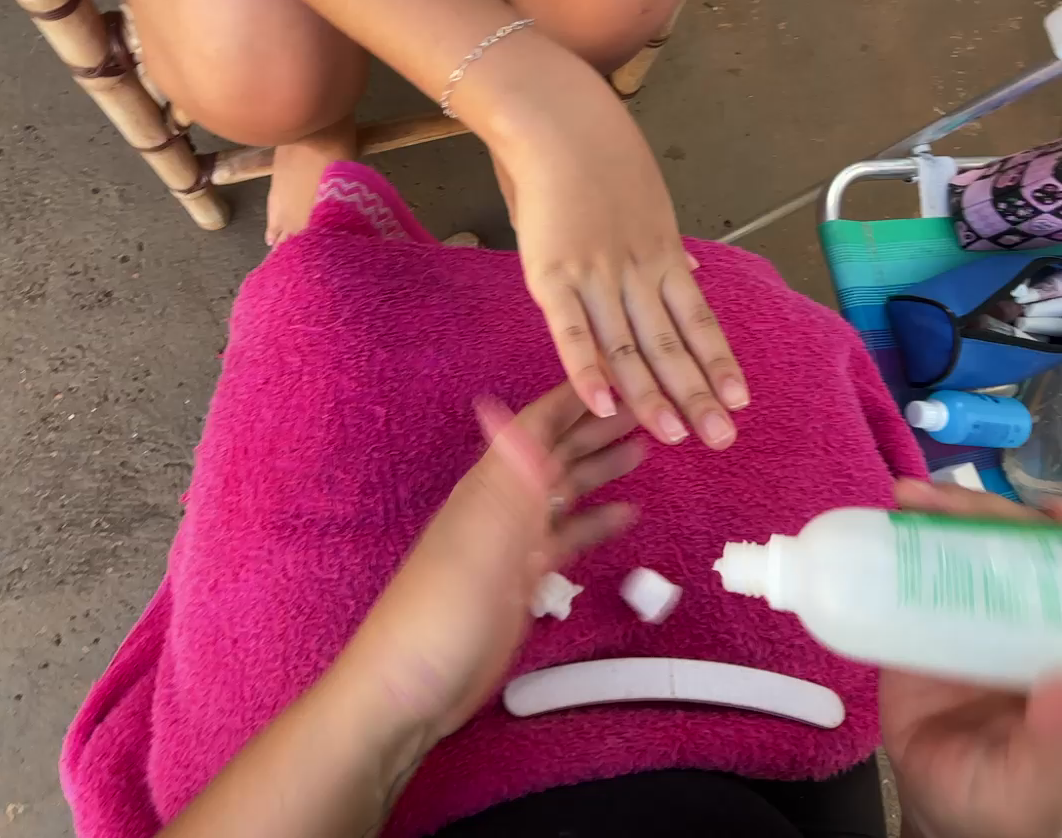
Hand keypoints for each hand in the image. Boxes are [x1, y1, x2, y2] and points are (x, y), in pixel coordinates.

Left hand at [339, 384, 641, 741]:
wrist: (413, 686)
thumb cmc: (444, 609)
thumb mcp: (481, 539)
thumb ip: (506, 479)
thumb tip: (508, 407)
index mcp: (492, 485)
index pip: (537, 426)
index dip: (574, 399)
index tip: (617, 374)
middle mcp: (505, 503)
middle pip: (557, 454)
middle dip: (597, 428)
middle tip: (647, 410)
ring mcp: (515, 540)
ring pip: (565, 492)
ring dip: (600, 469)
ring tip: (643, 448)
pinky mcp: (525, 577)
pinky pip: (567, 538)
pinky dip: (595, 523)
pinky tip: (626, 514)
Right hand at [490, 66, 747, 451]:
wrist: (559, 120)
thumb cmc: (599, 157)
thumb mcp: (647, 202)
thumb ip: (663, 245)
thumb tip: (691, 269)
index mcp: (661, 254)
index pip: (697, 319)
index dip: (717, 361)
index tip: (739, 400)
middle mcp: (637, 270)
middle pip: (671, 342)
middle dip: (695, 393)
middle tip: (720, 439)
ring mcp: (595, 273)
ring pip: (628, 343)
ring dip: (651, 394)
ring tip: (676, 437)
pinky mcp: (551, 273)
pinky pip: (571, 329)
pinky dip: (586, 368)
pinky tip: (603, 406)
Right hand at [882, 480, 1061, 837]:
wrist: (928, 807)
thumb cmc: (998, 809)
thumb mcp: (1036, 793)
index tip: (1061, 515)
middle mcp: (1051, 629)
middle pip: (1041, 550)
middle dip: (1002, 512)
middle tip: (954, 503)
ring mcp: (992, 616)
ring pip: (987, 546)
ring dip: (955, 511)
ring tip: (912, 498)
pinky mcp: (938, 613)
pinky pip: (933, 562)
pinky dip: (916, 529)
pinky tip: (895, 513)